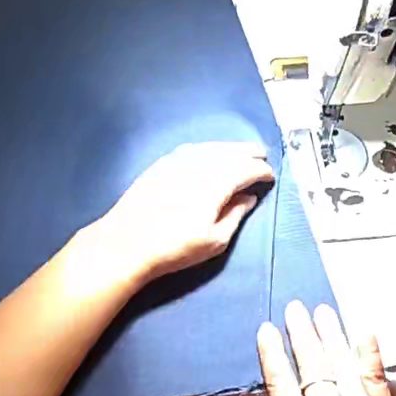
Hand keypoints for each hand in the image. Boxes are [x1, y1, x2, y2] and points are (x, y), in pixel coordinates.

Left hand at [88, 142, 274, 283]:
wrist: (125, 244)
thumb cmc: (173, 248)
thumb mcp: (214, 241)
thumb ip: (235, 215)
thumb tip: (248, 197)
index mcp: (216, 182)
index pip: (246, 169)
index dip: (261, 171)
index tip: (270, 176)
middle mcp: (198, 164)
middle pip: (229, 152)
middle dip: (248, 153)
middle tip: (262, 155)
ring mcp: (176, 161)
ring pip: (210, 147)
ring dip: (228, 148)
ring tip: (240, 152)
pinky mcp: (160, 165)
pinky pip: (190, 149)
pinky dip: (207, 148)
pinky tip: (209, 153)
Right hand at [256, 302, 395, 395]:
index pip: (281, 386)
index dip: (273, 355)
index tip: (266, 329)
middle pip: (311, 368)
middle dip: (301, 334)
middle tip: (294, 307)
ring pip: (340, 365)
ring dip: (330, 334)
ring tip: (321, 309)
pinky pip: (373, 377)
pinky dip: (367, 352)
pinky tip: (361, 330)